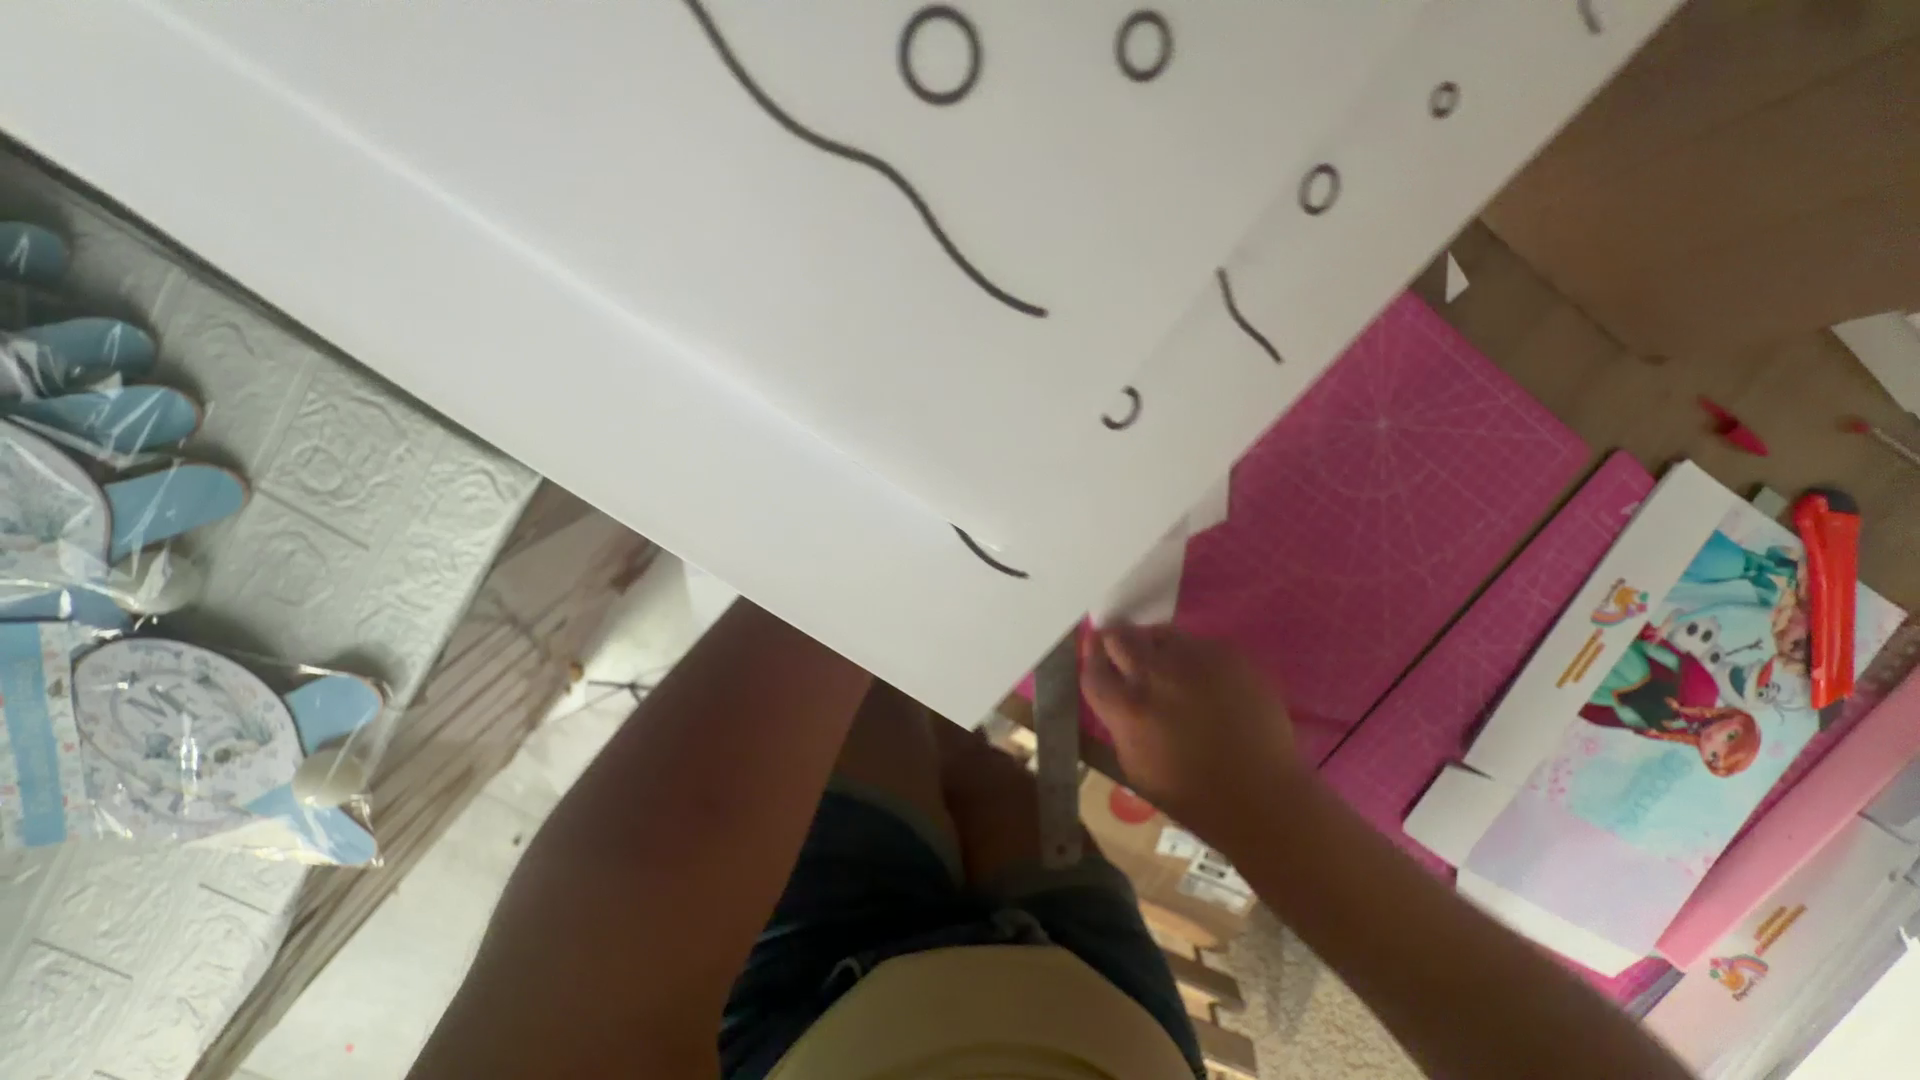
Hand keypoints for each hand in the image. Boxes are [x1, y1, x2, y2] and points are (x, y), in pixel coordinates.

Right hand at [1079, 623, 1301, 843]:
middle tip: (1125, 651)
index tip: (1095, 650)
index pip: (1094, 667)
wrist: (1261, 796)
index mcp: (1129, 709)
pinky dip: (1195, 656)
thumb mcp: (1134, 765)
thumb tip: (1117, 691)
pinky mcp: (1230, 655)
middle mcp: (1156, 675)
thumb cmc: (1192, 795)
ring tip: (1169, 666)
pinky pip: (1201, 644)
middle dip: (1118, 641)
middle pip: (1121, 637)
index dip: (1091, 656)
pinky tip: (1206, 680)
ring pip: (1162, 634)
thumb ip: (1119, 720)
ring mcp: (1195, 660)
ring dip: (1156, 646)